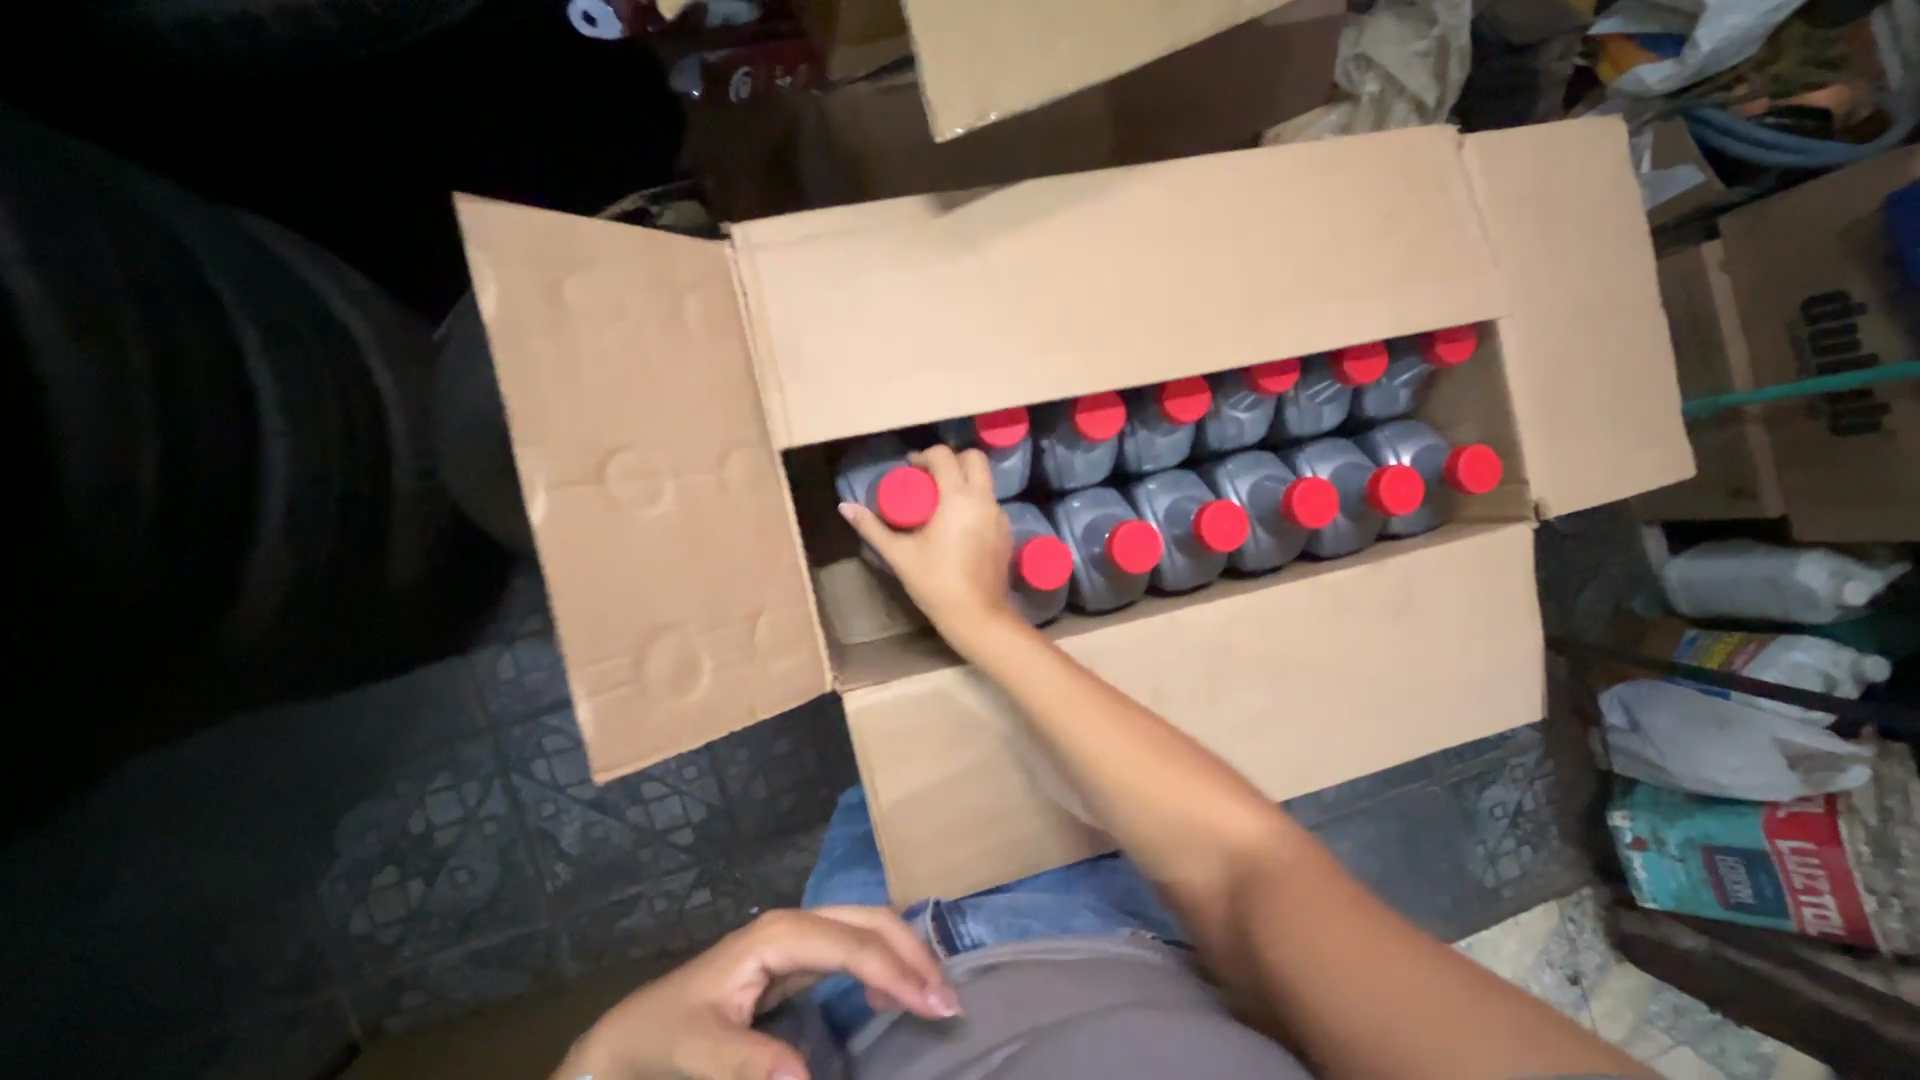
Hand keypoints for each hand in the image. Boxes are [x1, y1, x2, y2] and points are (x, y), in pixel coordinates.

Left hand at [558, 907, 958, 1079]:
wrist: (634, 1032)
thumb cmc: (667, 1035)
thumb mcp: (701, 1052)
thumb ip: (750, 1062)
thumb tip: (807, 1079)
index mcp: (778, 935)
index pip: (853, 944)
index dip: (897, 972)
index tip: (935, 1006)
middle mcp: (794, 924)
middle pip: (869, 920)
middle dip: (912, 953)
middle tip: (948, 1001)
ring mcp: (797, 936)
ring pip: (867, 926)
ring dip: (905, 953)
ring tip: (934, 996)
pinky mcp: (797, 954)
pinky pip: (855, 944)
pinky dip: (885, 961)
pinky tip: (891, 996)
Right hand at [839, 445, 1024, 647]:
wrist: (977, 615)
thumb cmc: (935, 582)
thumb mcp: (899, 554)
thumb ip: (872, 528)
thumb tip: (845, 507)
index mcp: (958, 498)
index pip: (944, 456)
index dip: (924, 456)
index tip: (910, 468)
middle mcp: (984, 499)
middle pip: (975, 459)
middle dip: (952, 459)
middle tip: (930, 477)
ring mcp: (999, 515)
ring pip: (986, 481)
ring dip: (965, 480)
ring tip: (941, 500)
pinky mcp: (1006, 532)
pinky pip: (990, 504)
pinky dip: (975, 502)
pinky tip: (958, 524)